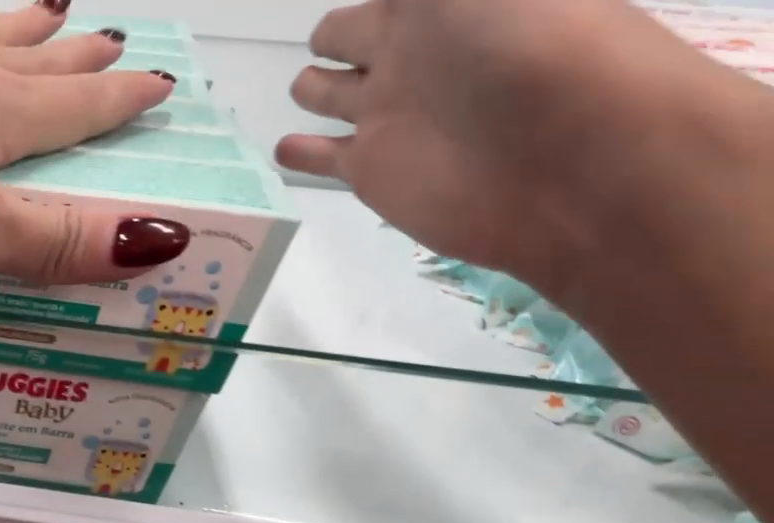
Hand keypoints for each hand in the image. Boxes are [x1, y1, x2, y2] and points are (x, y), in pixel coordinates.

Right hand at [276, 0, 723, 287]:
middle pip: (348, 35)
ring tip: (308, 88)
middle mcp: (407, 53)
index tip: (379, 6)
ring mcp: (385, 114)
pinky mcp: (367, 170)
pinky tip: (289, 147)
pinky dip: (298, 152)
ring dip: (314, 88)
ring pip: (328, 94)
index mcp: (432, 3)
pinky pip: (319, 155)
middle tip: (331, 38)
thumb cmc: (538, 43)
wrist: (570, 155)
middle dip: (336, 33)